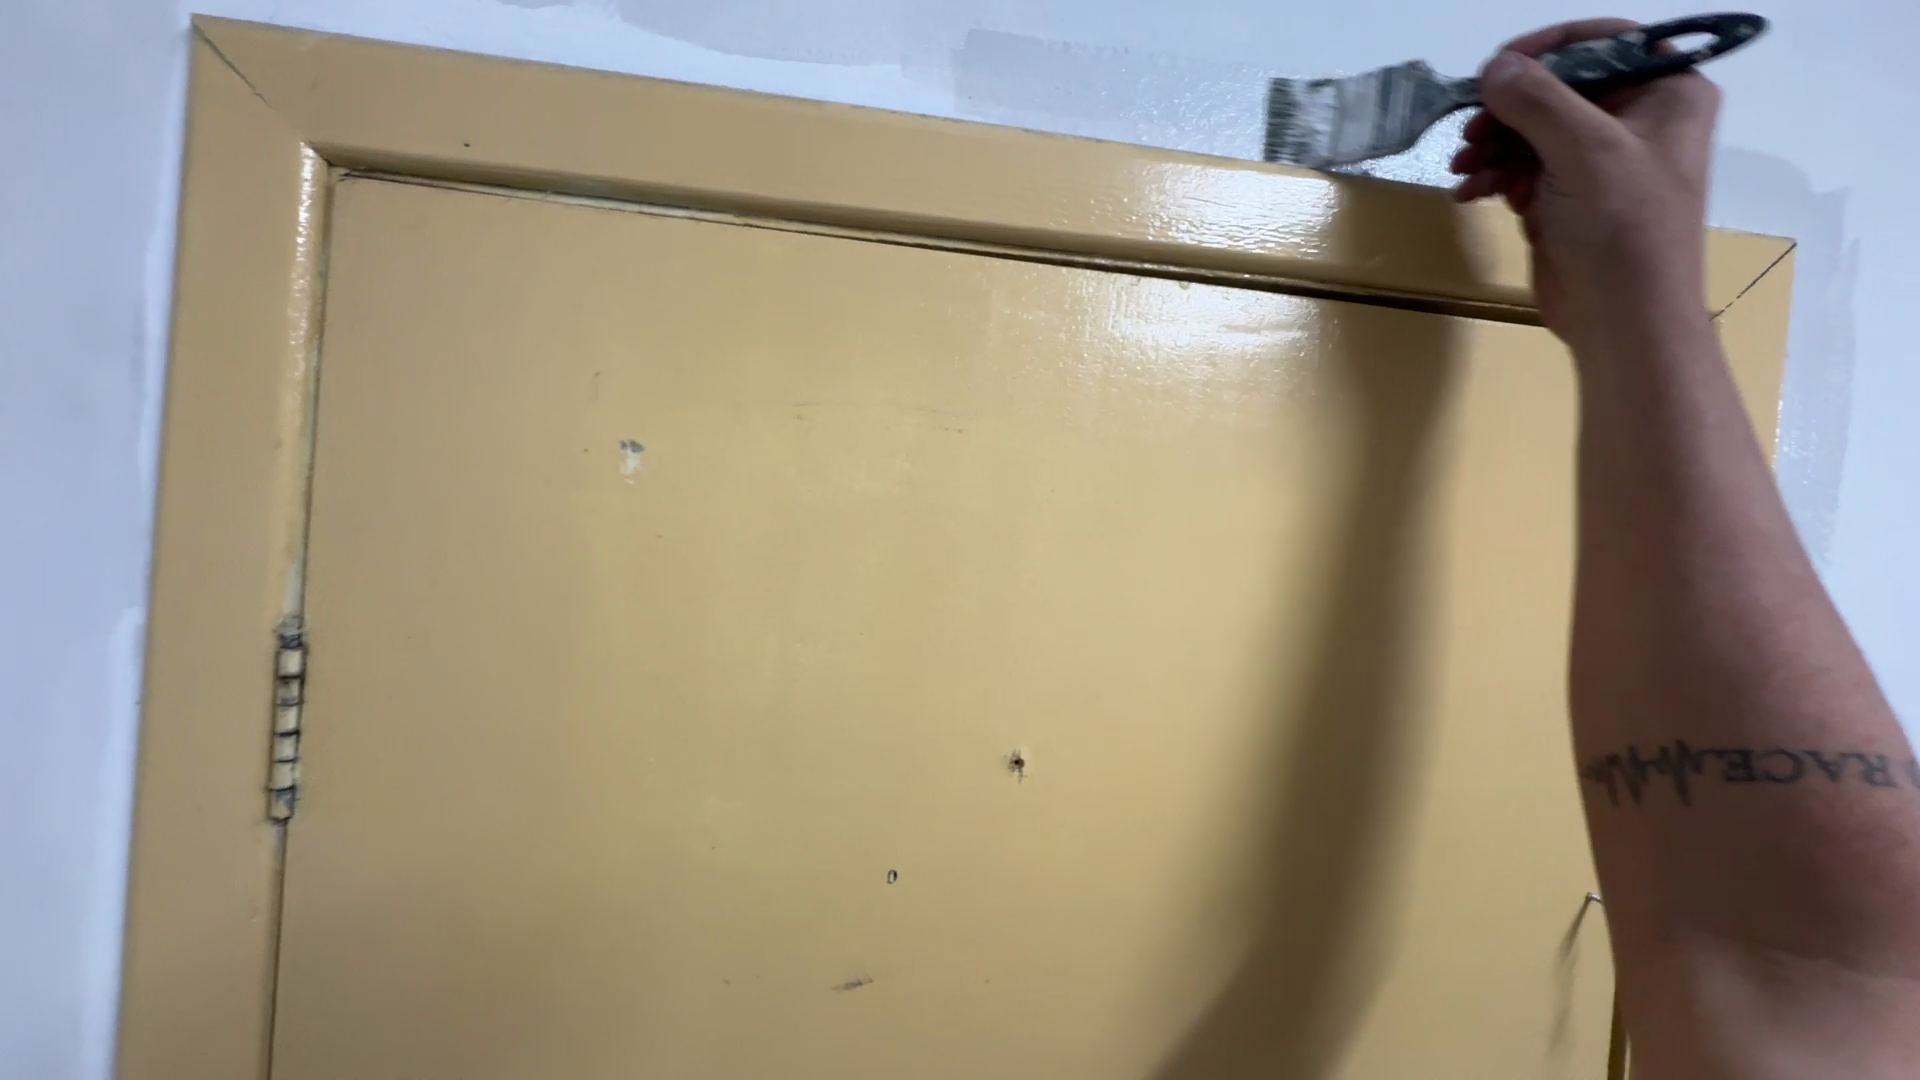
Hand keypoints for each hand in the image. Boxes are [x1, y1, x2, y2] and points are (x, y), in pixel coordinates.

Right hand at [1449, 19, 1721, 352]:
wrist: (1620, 314)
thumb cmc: (1622, 227)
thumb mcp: (1585, 152)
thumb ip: (1539, 104)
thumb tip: (1493, 68)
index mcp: (1663, 93)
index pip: (1603, 44)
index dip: (1547, 50)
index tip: (1494, 69)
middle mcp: (1631, 121)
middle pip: (1557, 92)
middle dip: (1507, 112)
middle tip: (1468, 133)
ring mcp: (1594, 164)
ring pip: (1530, 135)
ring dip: (1490, 149)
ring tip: (1462, 169)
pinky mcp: (1562, 201)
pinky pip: (1520, 173)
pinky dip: (1491, 179)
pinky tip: (1468, 194)